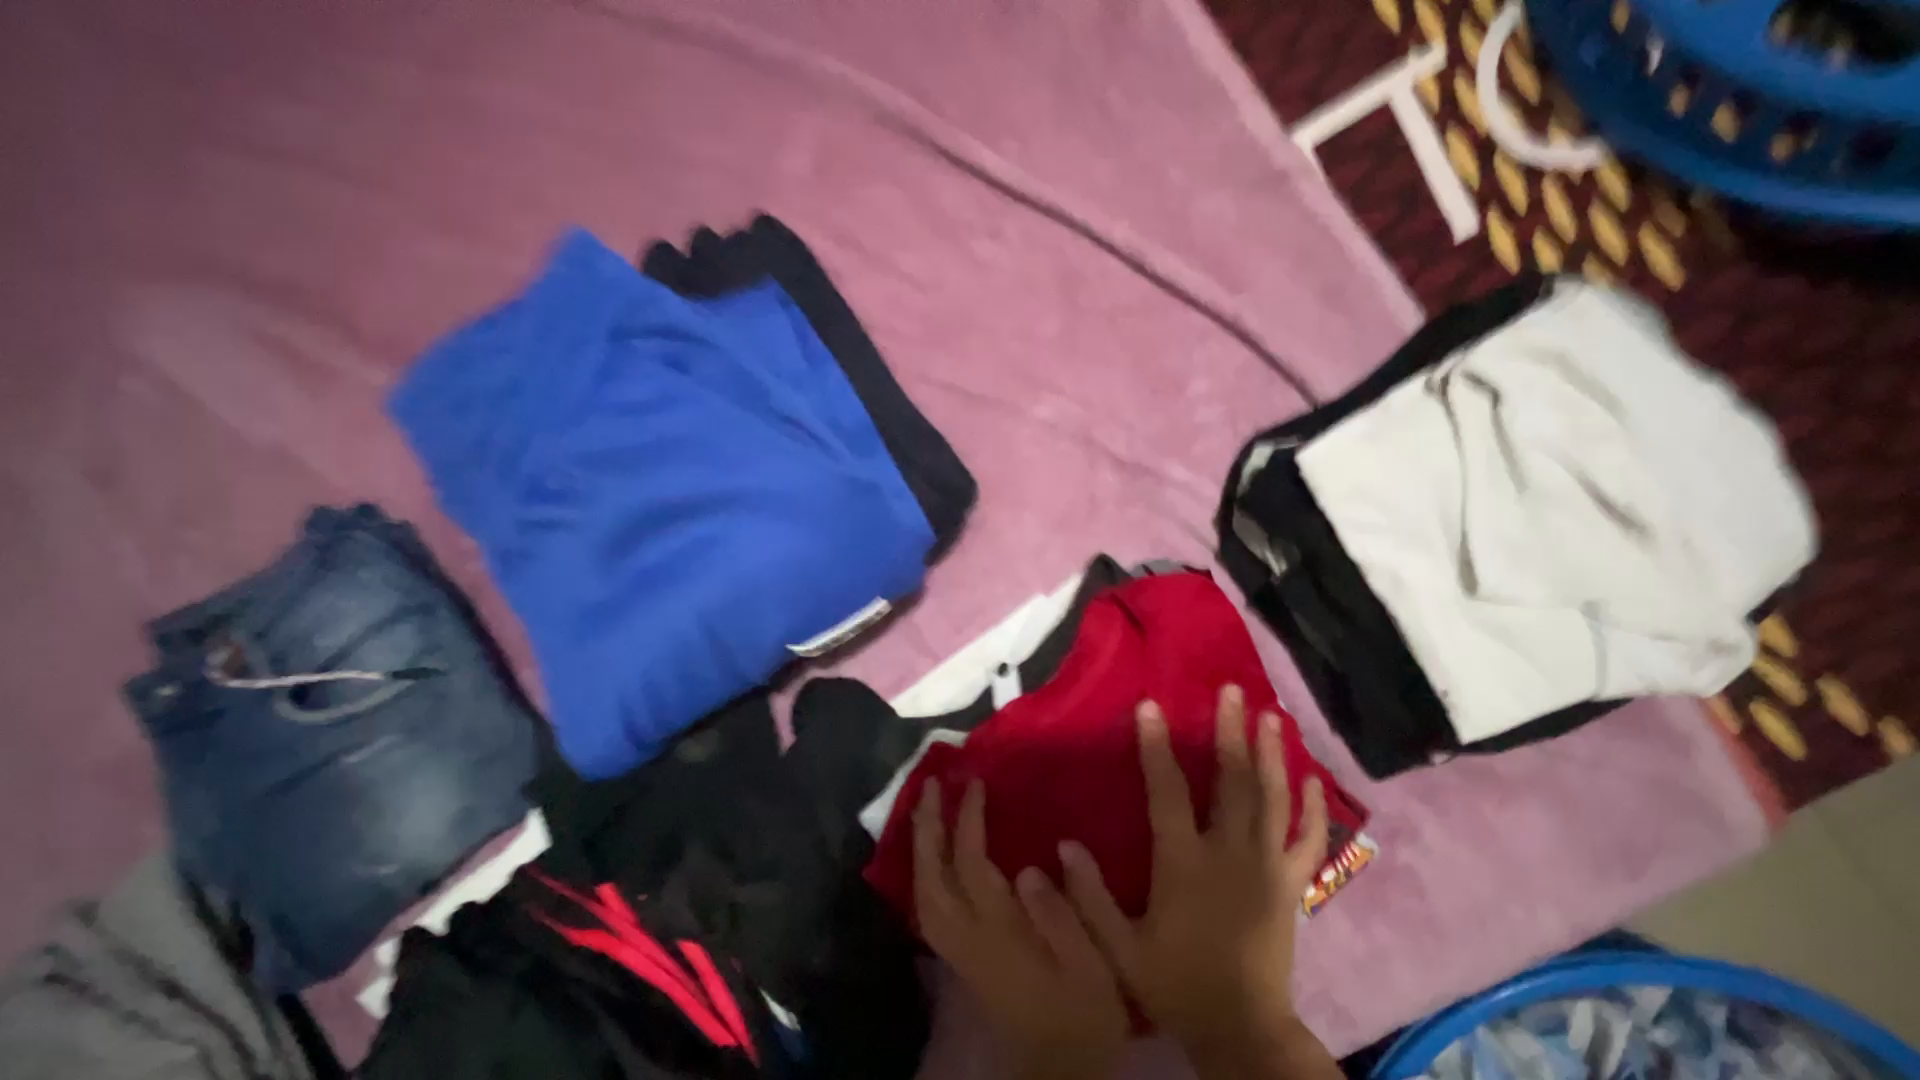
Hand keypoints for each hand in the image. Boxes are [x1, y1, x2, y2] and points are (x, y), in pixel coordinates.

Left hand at [914, 777, 1128, 1079]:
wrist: (1060, 1069)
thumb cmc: (1085, 1013)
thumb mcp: (1092, 967)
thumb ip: (1065, 916)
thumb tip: (1035, 864)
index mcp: (1000, 933)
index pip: (971, 864)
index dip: (968, 819)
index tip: (975, 781)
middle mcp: (968, 939)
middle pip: (932, 876)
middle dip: (928, 826)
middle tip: (930, 784)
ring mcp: (958, 951)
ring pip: (923, 893)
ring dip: (919, 848)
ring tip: (925, 811)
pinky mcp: (959, 961)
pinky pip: (927, 907)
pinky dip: (922, 874)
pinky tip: (931, 859)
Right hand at [1058, 686, 1332, 1076]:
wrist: (1241, 1028)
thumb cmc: (1175, 983)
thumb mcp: (1119, 948)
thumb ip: (1090, 896)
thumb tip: (1064, 846)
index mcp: (1184, 863)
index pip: (1168, 791)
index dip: (1156, 747)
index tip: (1150, 707)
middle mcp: (1230, 853)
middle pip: (1232, 781)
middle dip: (1230, 732)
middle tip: (1231, 690)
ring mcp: (1268, 867)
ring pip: (1273, 799)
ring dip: (1272, 754)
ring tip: (1271, 715)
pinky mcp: (1294, 886)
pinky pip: (1309, 840)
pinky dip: (1314, 808)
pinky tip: (1312, 778)